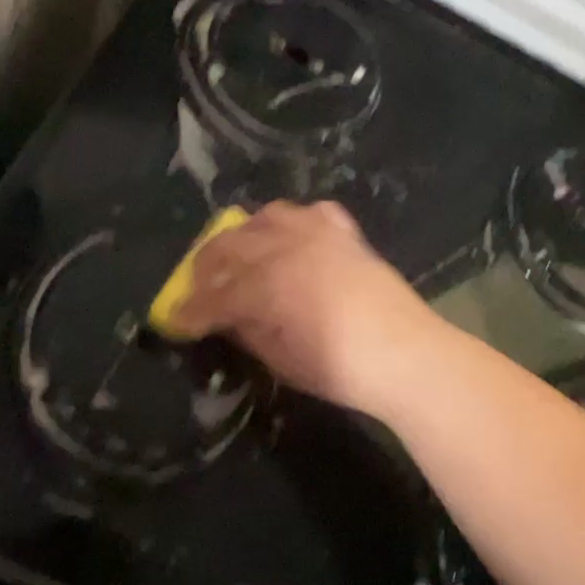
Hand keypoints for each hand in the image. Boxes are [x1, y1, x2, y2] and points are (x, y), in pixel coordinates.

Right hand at [174, 200, 447, 414]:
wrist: (409, 355)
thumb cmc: (343, 370)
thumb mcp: (283, 361)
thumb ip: (249, 332)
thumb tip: (226, 319)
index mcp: (268, 285)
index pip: (215, 295)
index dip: (192, 310)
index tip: (176, 322)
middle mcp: (287, 247)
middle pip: (231, 246)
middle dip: (206, 268)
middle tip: (196, 290)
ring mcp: (318, 234)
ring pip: (265, 218)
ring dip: (243, 238)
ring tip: (238, 258)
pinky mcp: (344, 233)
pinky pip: (308, 214)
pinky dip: (292, 224)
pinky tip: (289, 242)